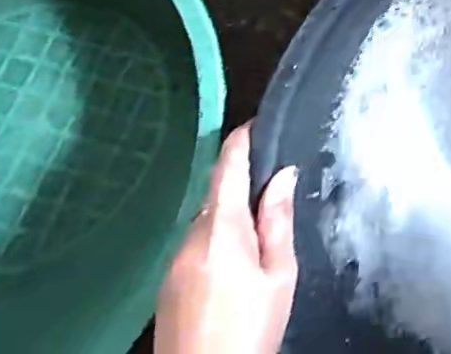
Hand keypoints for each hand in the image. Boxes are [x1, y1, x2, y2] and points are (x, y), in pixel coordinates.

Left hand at [155, 123, 298, 353]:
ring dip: (231, 212)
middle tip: (277, 178)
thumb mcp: (279, 274)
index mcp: (221, 230)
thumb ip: (278, 220)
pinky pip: (197, 244)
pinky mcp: (167, 285)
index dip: (242, 139)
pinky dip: (219, 236)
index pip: (227, 167)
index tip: (259, 122)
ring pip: (207, 220)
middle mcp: (190, 239)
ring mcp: (173, 263)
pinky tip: (239, 258)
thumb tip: (283, 173)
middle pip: (217, 194)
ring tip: (264, 223)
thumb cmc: (251, 329)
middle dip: (243, 181)